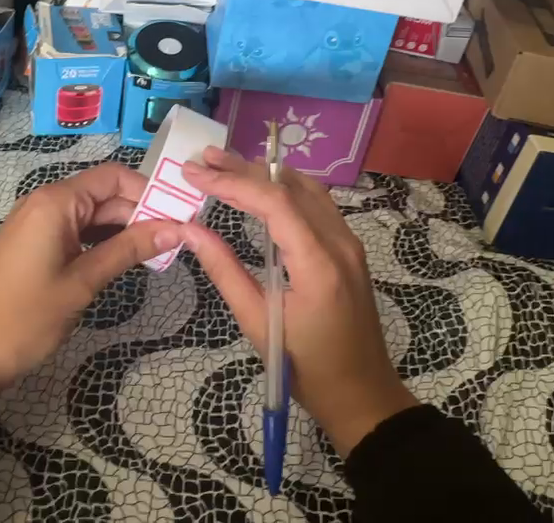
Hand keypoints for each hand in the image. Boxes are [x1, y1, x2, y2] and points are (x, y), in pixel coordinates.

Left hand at [0, 163, 182, 410]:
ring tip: (158, 250)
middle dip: (140, 212)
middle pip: (104, 194)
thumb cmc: (25, 318)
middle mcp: (45, 202)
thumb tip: (175, 228)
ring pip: (91, 213)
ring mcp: (37, 223)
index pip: (113, 177)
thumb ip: (129, 250)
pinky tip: (124, 258)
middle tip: (176, 238)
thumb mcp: (83, 282)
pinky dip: (101, 239)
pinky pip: (75, 229)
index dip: (148, 190)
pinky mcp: (33, 244)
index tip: (179, 214)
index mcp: (55, 202)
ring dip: (123, 228)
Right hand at [179, 148, 418, 455]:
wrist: (363, 395)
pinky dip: (285, 186)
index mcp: (318, 263)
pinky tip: (262, 185)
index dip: (232, 182)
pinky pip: (317, 202)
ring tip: (225, 163)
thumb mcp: (257, 323)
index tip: (195, 172)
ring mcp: (349, 242)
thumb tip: (190, 230)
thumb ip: (225, 271)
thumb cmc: (306, 369)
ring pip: (307, 188)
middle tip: (203, 158)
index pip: (274, 202)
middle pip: (290, 187)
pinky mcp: (349, 246)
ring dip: (266, 172)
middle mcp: (340, 242)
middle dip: (244, 168)